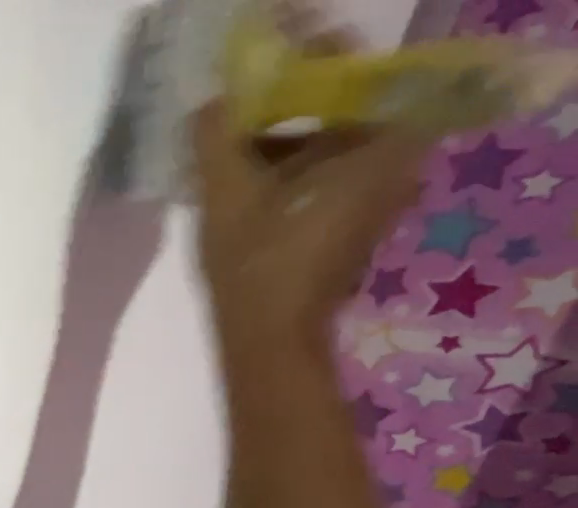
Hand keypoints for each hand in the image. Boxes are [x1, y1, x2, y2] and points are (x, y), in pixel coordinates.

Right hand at [192, 99, 434, 364]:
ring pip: (329, 146)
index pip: (354, 76)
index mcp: (380, 145)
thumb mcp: (225, 196)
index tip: (258, 77)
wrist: (267, 337)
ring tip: (228, 155)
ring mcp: (379, 194)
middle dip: (287, 108)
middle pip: (341, 111)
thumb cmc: (254, 264)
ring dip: (281, 144)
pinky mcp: (357, 220)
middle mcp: (396, 162)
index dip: (306, 69)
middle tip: (234, 115)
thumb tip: (212, 104)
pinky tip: (244, 188)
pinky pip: (327, 175)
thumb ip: (217, 140)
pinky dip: (289, 173)